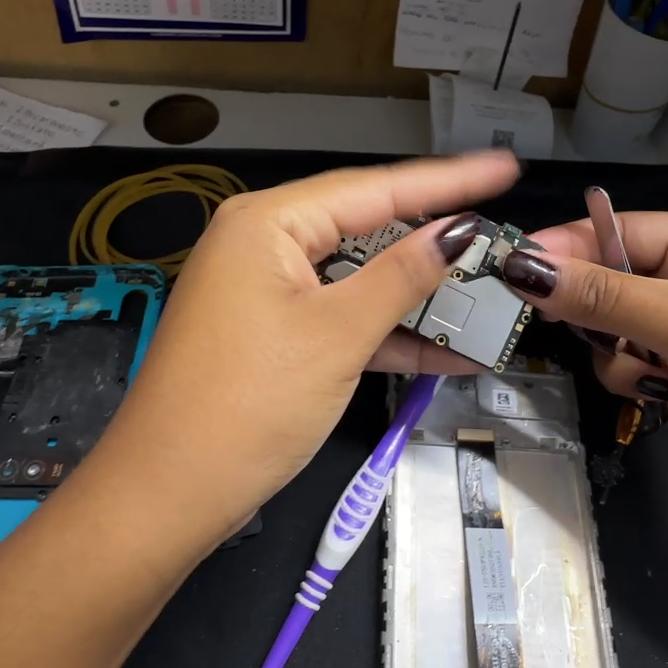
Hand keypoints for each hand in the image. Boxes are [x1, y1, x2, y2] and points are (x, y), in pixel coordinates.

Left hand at [102, 152, 519, 534]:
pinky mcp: (273, 332)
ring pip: (358, 278)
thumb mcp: (336, 335)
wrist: (166, 498)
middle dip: (432, 244)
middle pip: (365, 229)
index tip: (502, 168)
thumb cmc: (245, 405)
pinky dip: (385, 333)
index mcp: (267, 223)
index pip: (374, 189)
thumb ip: (401, 276)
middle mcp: (262, 243)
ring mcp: (266, 290)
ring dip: (416, 297)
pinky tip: (446, 350)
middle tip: (496, 239)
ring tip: (486, 296)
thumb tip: (457, 231)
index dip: (446, 181)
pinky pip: (340, 316)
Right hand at [502, 213, 667, 551]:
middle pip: (613, 275)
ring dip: (614, 343)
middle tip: (542, 312)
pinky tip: (655, 392)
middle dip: (588, 298)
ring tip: (643, 366)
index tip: (512, 260)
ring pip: (610, 322)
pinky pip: (624, 361)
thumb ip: (601, 295)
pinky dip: (627, 374)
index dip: (570, 242)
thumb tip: (520, 267)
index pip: (625, 229)